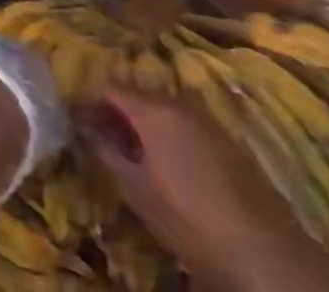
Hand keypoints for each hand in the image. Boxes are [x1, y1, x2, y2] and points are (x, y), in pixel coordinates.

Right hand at [83, 90, 328, 291]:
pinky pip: (182, 119)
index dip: (90, 97)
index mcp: (153, 111)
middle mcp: (178, 103)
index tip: (76, 113)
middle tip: (97, 129)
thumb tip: (87, 128)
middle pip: (138, 93)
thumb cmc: (183, 213)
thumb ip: (107, 152)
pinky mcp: (221, 135)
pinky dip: (164, 127)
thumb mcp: (135, 187)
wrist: (252, 241)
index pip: (112, 87)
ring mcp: (203, 117)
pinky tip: (159, 153)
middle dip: (115, 107)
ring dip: (140, 117)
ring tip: (125, 143)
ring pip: (161, 106)